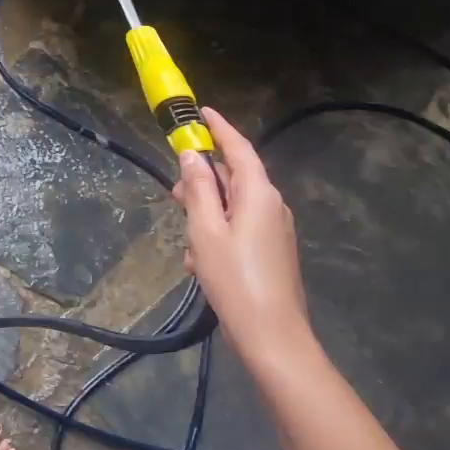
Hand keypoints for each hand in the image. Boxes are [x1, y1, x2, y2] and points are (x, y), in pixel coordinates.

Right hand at [174, 107, 313, 366]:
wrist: (272, 336)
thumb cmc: (234, 278)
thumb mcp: (205, 230)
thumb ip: (198, 189)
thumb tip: (193, 156)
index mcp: (259, 194)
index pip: (239, 149)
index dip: (219, 128)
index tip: (200, 112)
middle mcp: (272, 206)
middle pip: (233, 177)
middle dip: (201, 181)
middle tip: (174, 196)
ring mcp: (275, 230)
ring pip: (231, 205)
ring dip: (205, 213)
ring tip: (189, 243)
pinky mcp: (271, 251)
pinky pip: (238, 227)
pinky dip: (216, 233)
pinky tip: (202, 262)